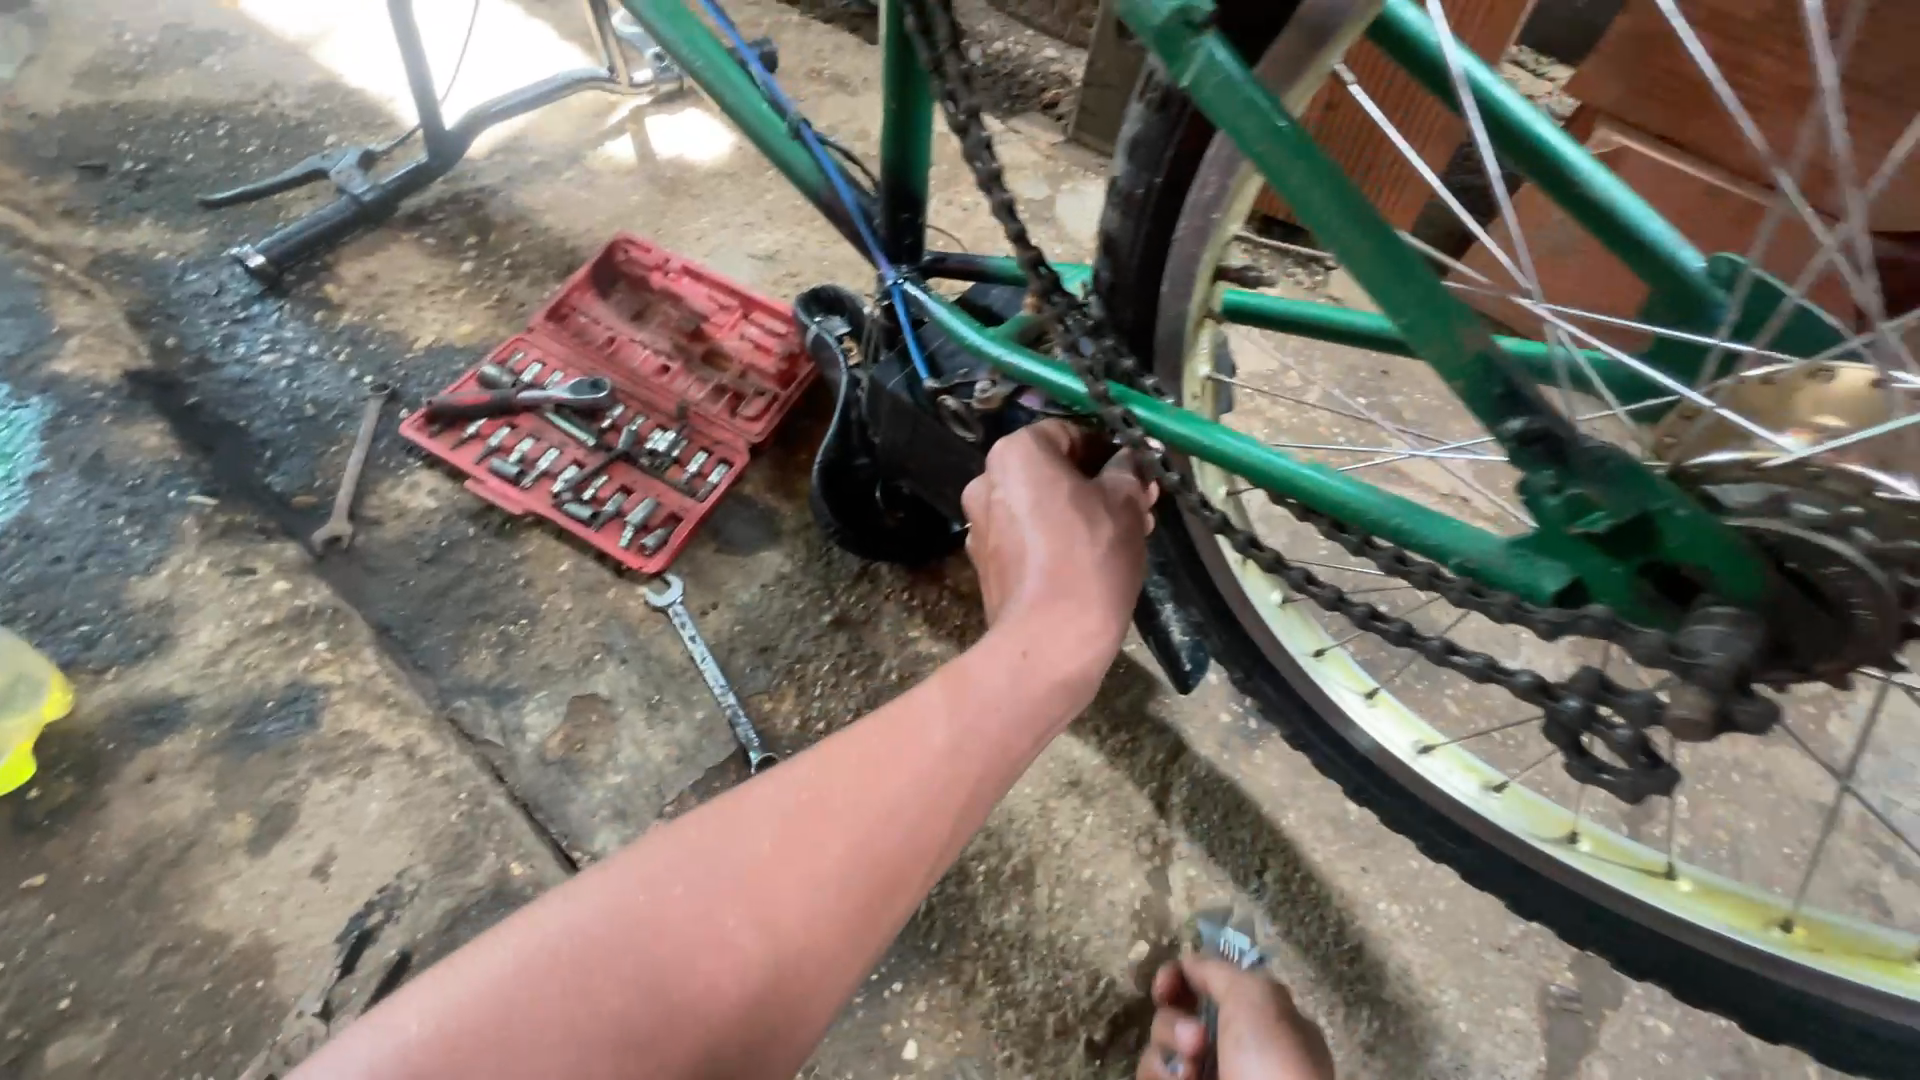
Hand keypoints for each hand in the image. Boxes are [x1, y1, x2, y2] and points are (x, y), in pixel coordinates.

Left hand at [961, 420, 1155, 661]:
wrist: (1048, 639)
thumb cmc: (1090, 557)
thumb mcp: (1125, 504)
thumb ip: (1128, 471)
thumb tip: (1132, 459)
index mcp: (1014, 454)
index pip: (1066, 432)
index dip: (1107, 448)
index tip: (1137, 470)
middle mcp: (986, 483)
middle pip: (1052, 472)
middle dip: (1097, 485)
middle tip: (1140, 505)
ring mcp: (981, 527)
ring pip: (1040, 506)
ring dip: (1081, 513)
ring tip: (1126, 536)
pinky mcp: (987, 565)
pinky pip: (1028, 538)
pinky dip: (1057, 540)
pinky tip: (1092, 561)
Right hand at [1139, 956, 1333, 1079]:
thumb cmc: (1272, 1064)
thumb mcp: (1257, 994)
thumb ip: (1218, 969)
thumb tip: (1189, 964)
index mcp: (1257, 1020)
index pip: (1205, 983)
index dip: (1180, 977)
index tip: (1167, 986)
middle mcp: (1230, 1049)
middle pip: (1175, 1012)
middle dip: (1175, 1021)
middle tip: (1197, 1040)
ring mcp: (1207, 1077)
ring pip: (1159, 1045)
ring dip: (1168, 1050)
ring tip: (1191, 1072)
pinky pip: (1152, 1074)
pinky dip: (1159, 1075)